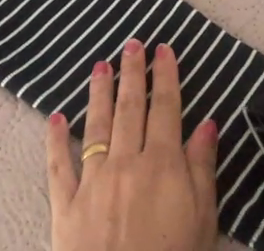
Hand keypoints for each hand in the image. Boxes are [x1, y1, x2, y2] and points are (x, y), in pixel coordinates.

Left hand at [45, 39, 219, 250]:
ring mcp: (93, 183)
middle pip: (129, 109)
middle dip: (131, 74)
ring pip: (96, 127)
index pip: (165, 107)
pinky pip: (59, 167)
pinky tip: (56, 117)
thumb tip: (208, 123)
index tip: (162, 49)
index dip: (164, 76)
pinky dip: (56, 140)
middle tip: (131, 44)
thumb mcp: (203, 218)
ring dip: (98, 93)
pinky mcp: (66, 207)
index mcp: (163, 163)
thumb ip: (202, 168)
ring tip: (99, 66)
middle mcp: (126, 163)